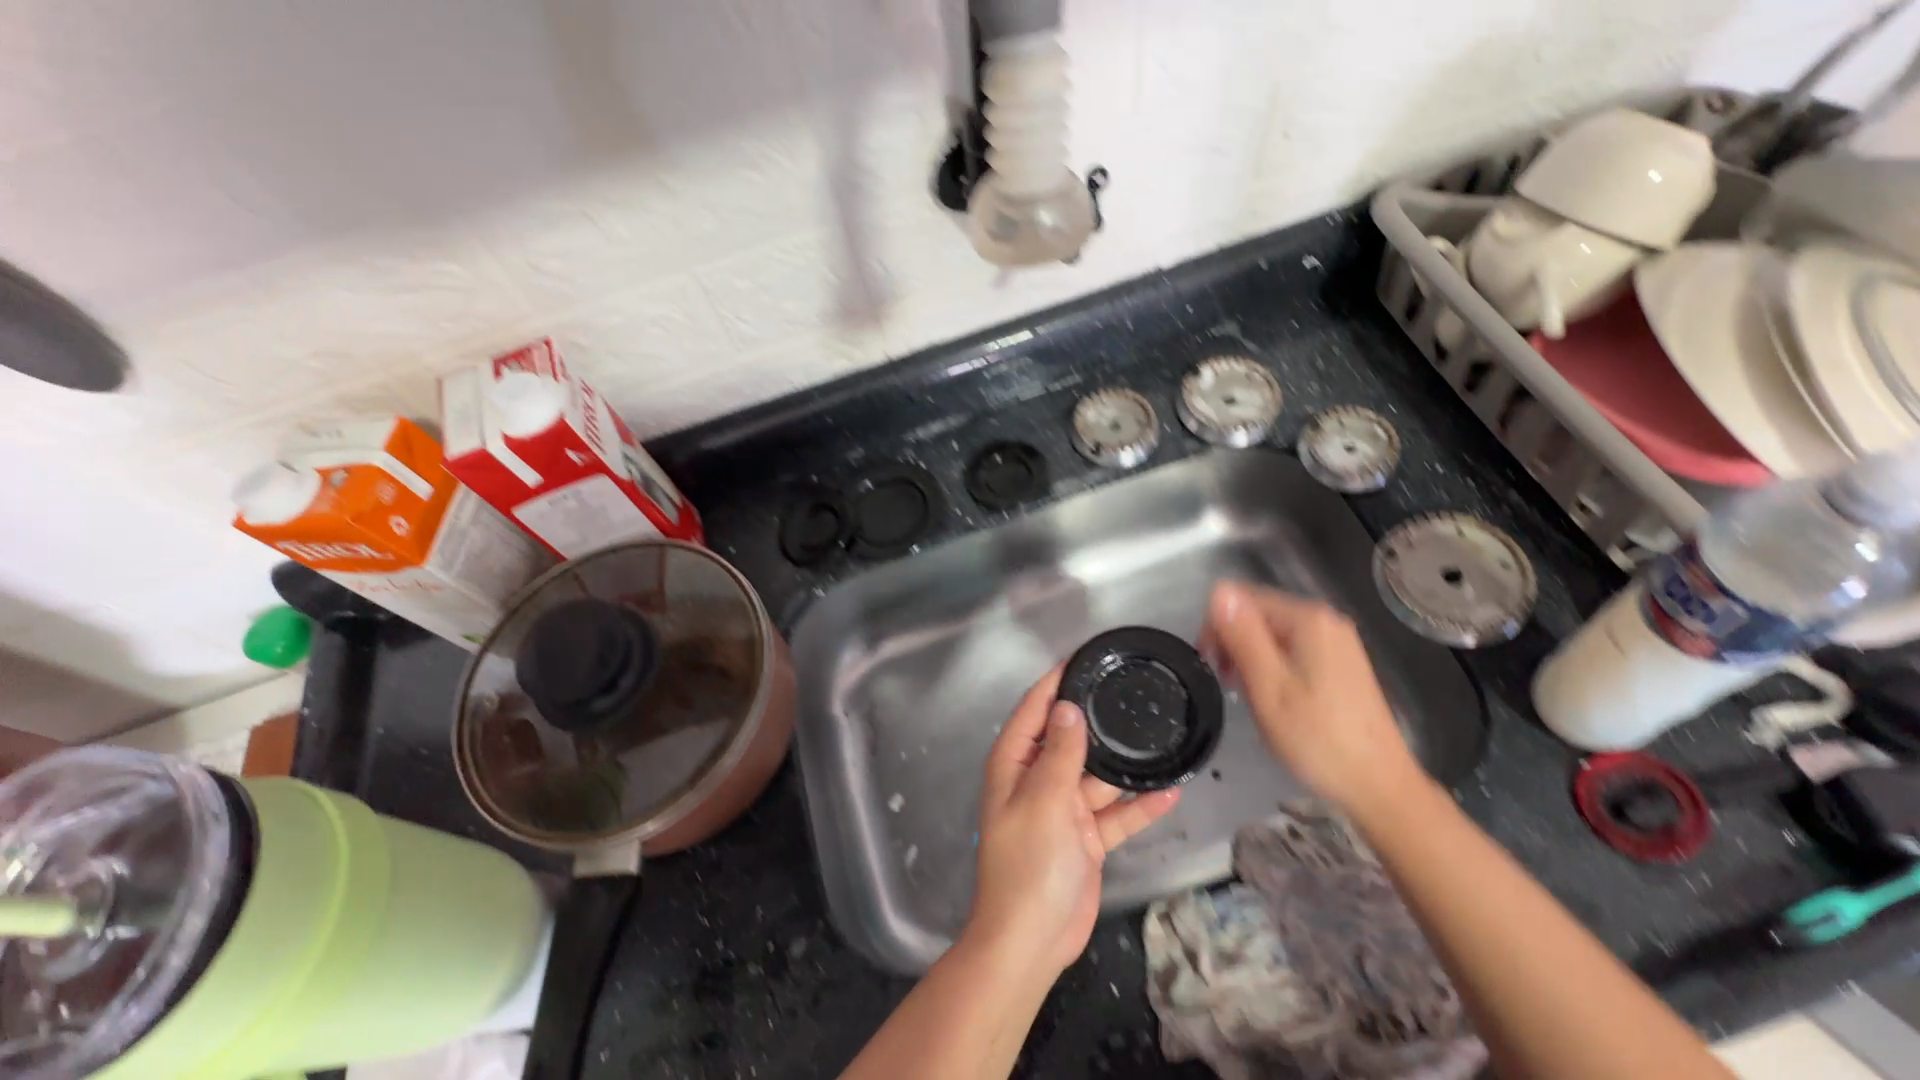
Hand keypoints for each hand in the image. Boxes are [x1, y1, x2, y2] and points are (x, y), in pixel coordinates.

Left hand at [964, 668, 1180, 977]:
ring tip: (1159, 735)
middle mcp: (1038, 782)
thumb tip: (1068, 707)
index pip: (1034, 712)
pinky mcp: (1087, 839)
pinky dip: (1138, 806)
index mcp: (1015, 767)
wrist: (1031, 940)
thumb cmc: (1028, 865)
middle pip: (1069, 740)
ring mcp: (1064, 811)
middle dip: (1096, 719)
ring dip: (1124, 764)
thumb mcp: (1042, 802)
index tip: (1083, 657)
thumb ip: (1060, 755)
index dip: (1055, 684)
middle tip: (1131, 689)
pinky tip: (1172, 790)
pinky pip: (1116, 814)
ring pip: (1098, 777)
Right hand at [1202, 582, 1426, 817]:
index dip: (1218, 628)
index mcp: (1307, 619)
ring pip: (1275, 635)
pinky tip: (1278, 700)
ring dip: (1254, 660)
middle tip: (1232, 688)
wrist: (1376, 783)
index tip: (1214, 668)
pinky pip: (1294, 651)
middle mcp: (1326, 620)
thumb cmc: (1316, 737)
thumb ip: (1242, 635)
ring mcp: (1338, 642)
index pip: (1242, 599)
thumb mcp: (1267, 686)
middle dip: (1236, 644)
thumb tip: (1218, 590)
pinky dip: (1276, 669)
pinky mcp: (1343, 663)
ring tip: (1255, 698)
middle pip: (1260, 614)